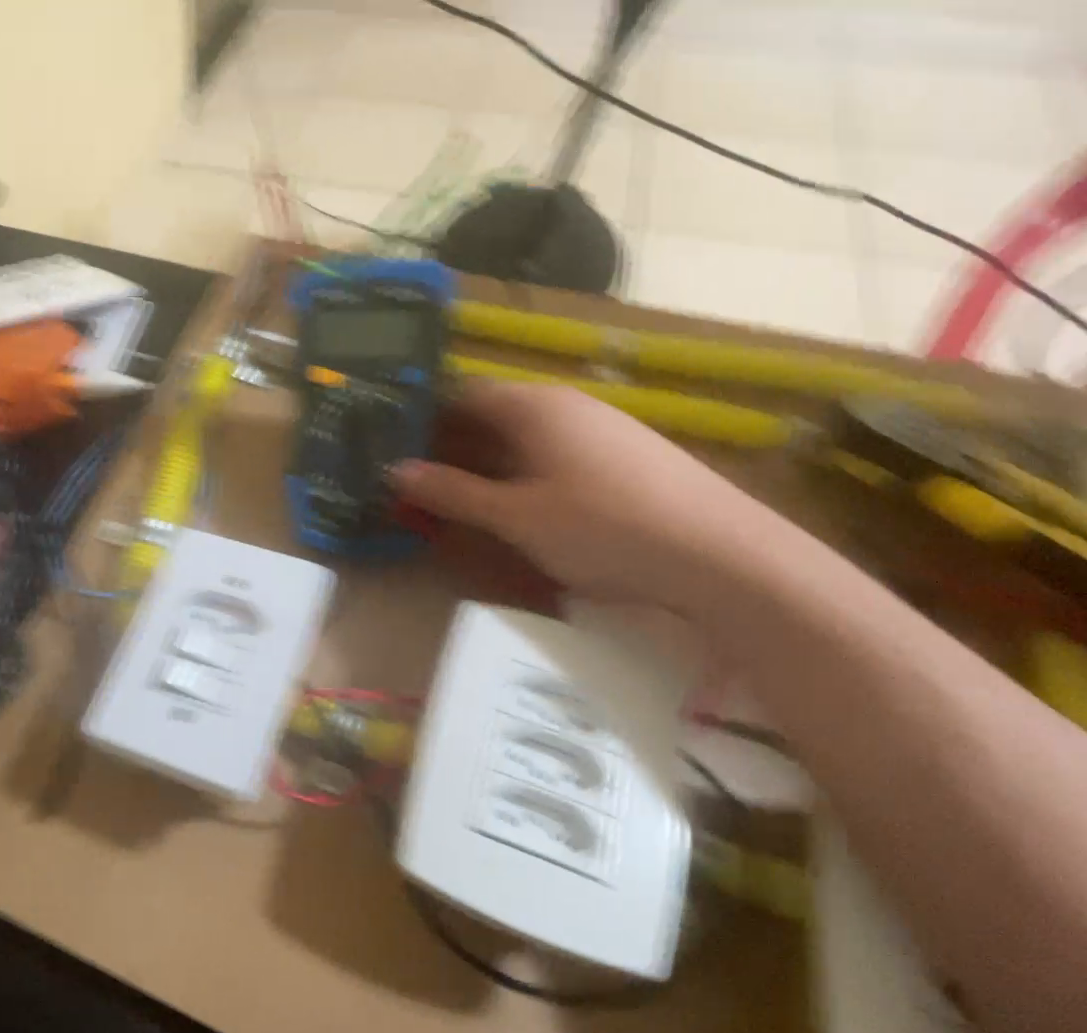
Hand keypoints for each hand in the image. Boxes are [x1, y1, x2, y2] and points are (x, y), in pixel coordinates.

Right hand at [389, 380, 790, 612]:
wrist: (723, 556)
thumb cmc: (604, 527)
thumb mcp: (515, 516)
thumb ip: (451, 493)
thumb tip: (395, 472)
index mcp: (533, 405)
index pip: (460, 395)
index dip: (421, 421)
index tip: (391, 452)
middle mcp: (565, 405)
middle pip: (490, 416)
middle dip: (448, 449)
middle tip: (412, 487)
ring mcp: (600, 429)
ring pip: (522, 439)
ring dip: (483, 467)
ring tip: (455, 504)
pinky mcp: (624, 458)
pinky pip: (552, 456)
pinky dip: (521, 477)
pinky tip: (517, 511)